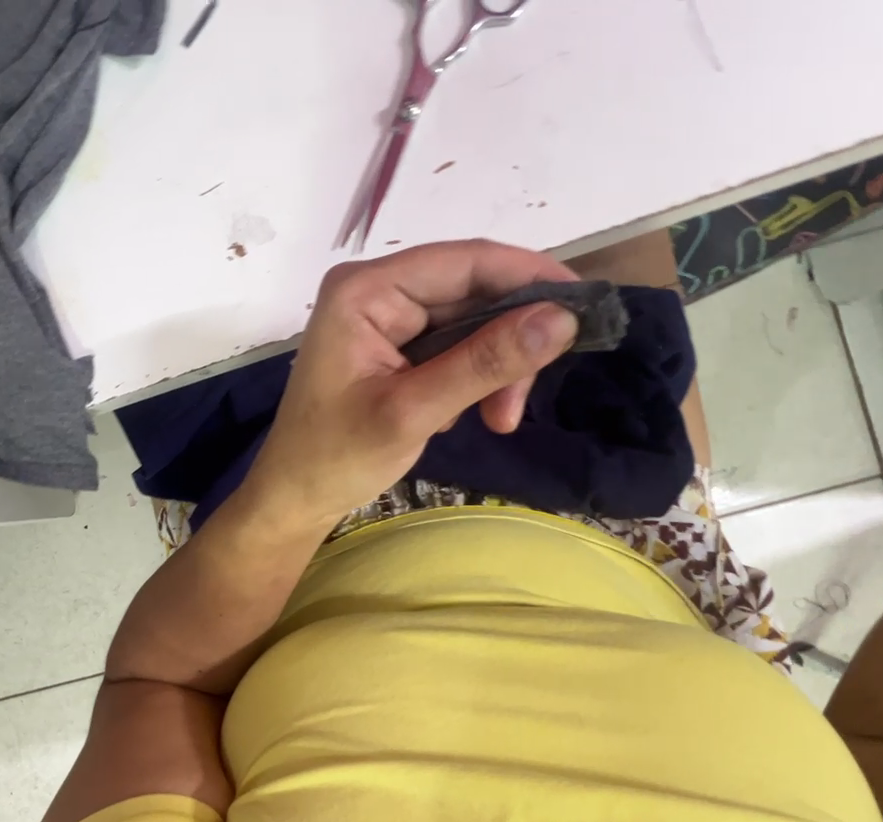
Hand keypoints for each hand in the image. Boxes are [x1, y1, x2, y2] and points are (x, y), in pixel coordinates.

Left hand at [239, 240, 580, 527]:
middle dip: (509, 344)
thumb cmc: (336, 458)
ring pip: (471, 324)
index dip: (532, 278)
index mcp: (365, 290)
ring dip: (493, 371)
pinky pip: (453, 347)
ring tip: (495, 421)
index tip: (588, 308)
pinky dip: (472, 380)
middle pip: (473, 292)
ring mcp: (383, 318)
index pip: (466, 261)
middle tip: (523, 399)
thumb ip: (484, 363)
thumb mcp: (412, 412)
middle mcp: (375, 291)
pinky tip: (458, 417)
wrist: (294, 498)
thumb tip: (563, 318)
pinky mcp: (392, 347)